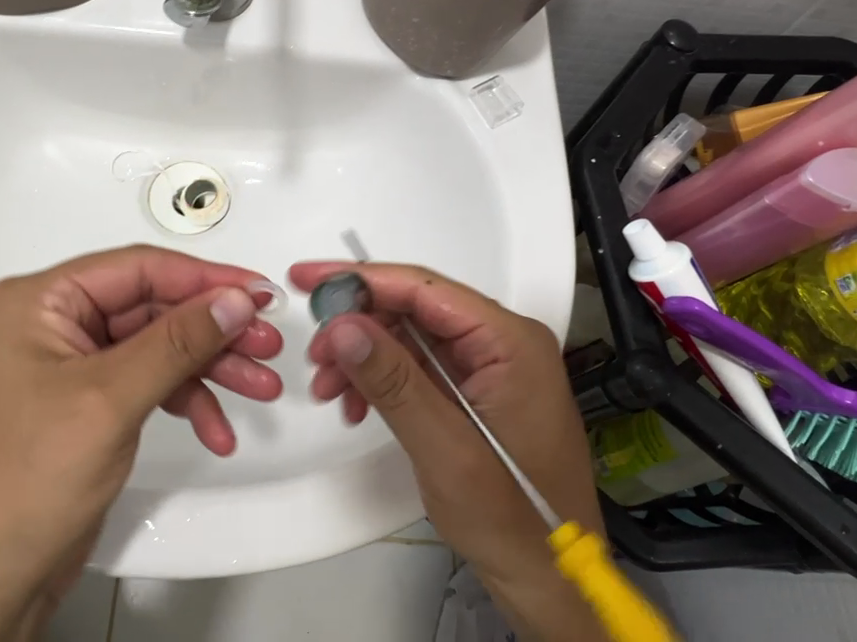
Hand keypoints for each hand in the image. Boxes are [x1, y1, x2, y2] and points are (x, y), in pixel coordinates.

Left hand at [0, 246, 281, 641]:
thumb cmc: (24, 485)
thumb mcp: (110, 401)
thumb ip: (178, 342)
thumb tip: (235, 299)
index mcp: (37, 303)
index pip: (137, 269)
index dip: (205, 279)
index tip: (259, 293)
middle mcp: (50, 324)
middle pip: (152, 309)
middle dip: (213, 332)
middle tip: (267, 345)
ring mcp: (68, 365)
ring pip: (157, 347)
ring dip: (209, 369)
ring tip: (260, 388)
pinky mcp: (84, 403)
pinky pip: (146, 383)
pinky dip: (184, 402)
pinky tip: (215, 430)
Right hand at [293, 261, 604, 639]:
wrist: (549, 578)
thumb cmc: (512, 518)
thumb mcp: (446, 449)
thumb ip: (394, 381)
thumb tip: (344, 325)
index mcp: (509, 341)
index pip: (424, 287)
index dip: (361, 279)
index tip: (307, 280)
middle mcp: (502, 341)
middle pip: (415, 308)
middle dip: (358, 326)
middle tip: (316, 356)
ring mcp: (490, 365)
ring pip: (411, 336)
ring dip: (364, 356)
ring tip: (329, 391)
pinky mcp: (477, 389)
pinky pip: (419, 365)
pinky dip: (382, 379)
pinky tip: (357, 405)